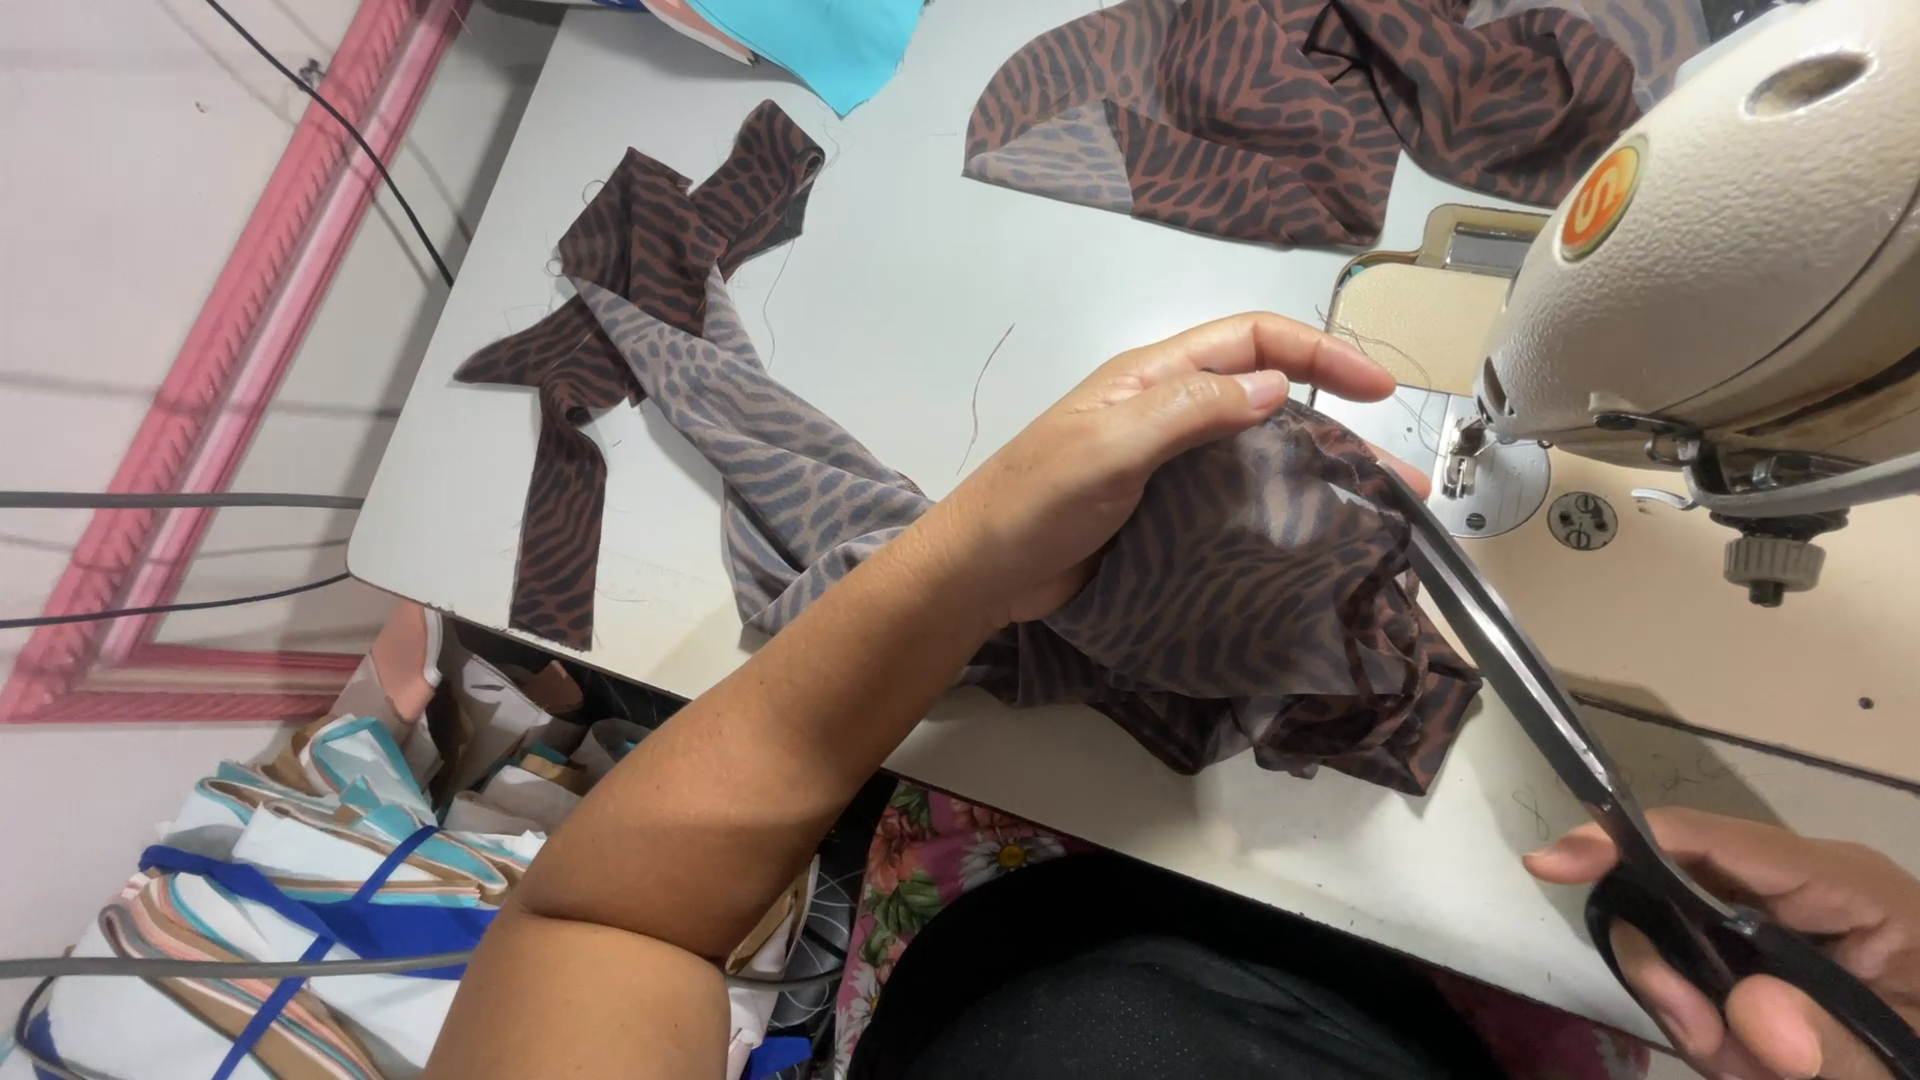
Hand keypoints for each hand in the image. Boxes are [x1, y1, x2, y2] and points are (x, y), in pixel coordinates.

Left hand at [908, 312, 1429, 628]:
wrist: (986, 571)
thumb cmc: (1036, 501)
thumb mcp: (1109, 445)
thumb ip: (1188, 410)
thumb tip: (1277, 384)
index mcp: (1150, 378)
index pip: (1249, 340)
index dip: (1317, 352)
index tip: (1376, 389)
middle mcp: (1163, 413)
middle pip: (1262, 397)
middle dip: (1331, 421)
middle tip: (1392, 472)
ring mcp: (1163, 466)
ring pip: (1251, 453)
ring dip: (1309, 472)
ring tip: (1368, 511)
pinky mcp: (1159, 512)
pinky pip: (1227, 499)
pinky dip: (1270, 509)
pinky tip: (1304, 534)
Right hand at [1526, 807, 1919, 1078]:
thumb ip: (1848, 1050)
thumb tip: (1749, 1007)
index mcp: (1847, 888)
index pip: (1706, 838)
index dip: (1619, 841)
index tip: (1548, 865)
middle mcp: (1790, 888)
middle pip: (1665, 887)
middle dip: (1661, 963)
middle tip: (1695, 1034)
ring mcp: (1762, 920)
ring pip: (1663, 935)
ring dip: (1681, 1006)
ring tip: (1737, 1068)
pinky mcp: (1747, 954)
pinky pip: (1681, 971)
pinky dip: (1696, 1023)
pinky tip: (1743, 1062)